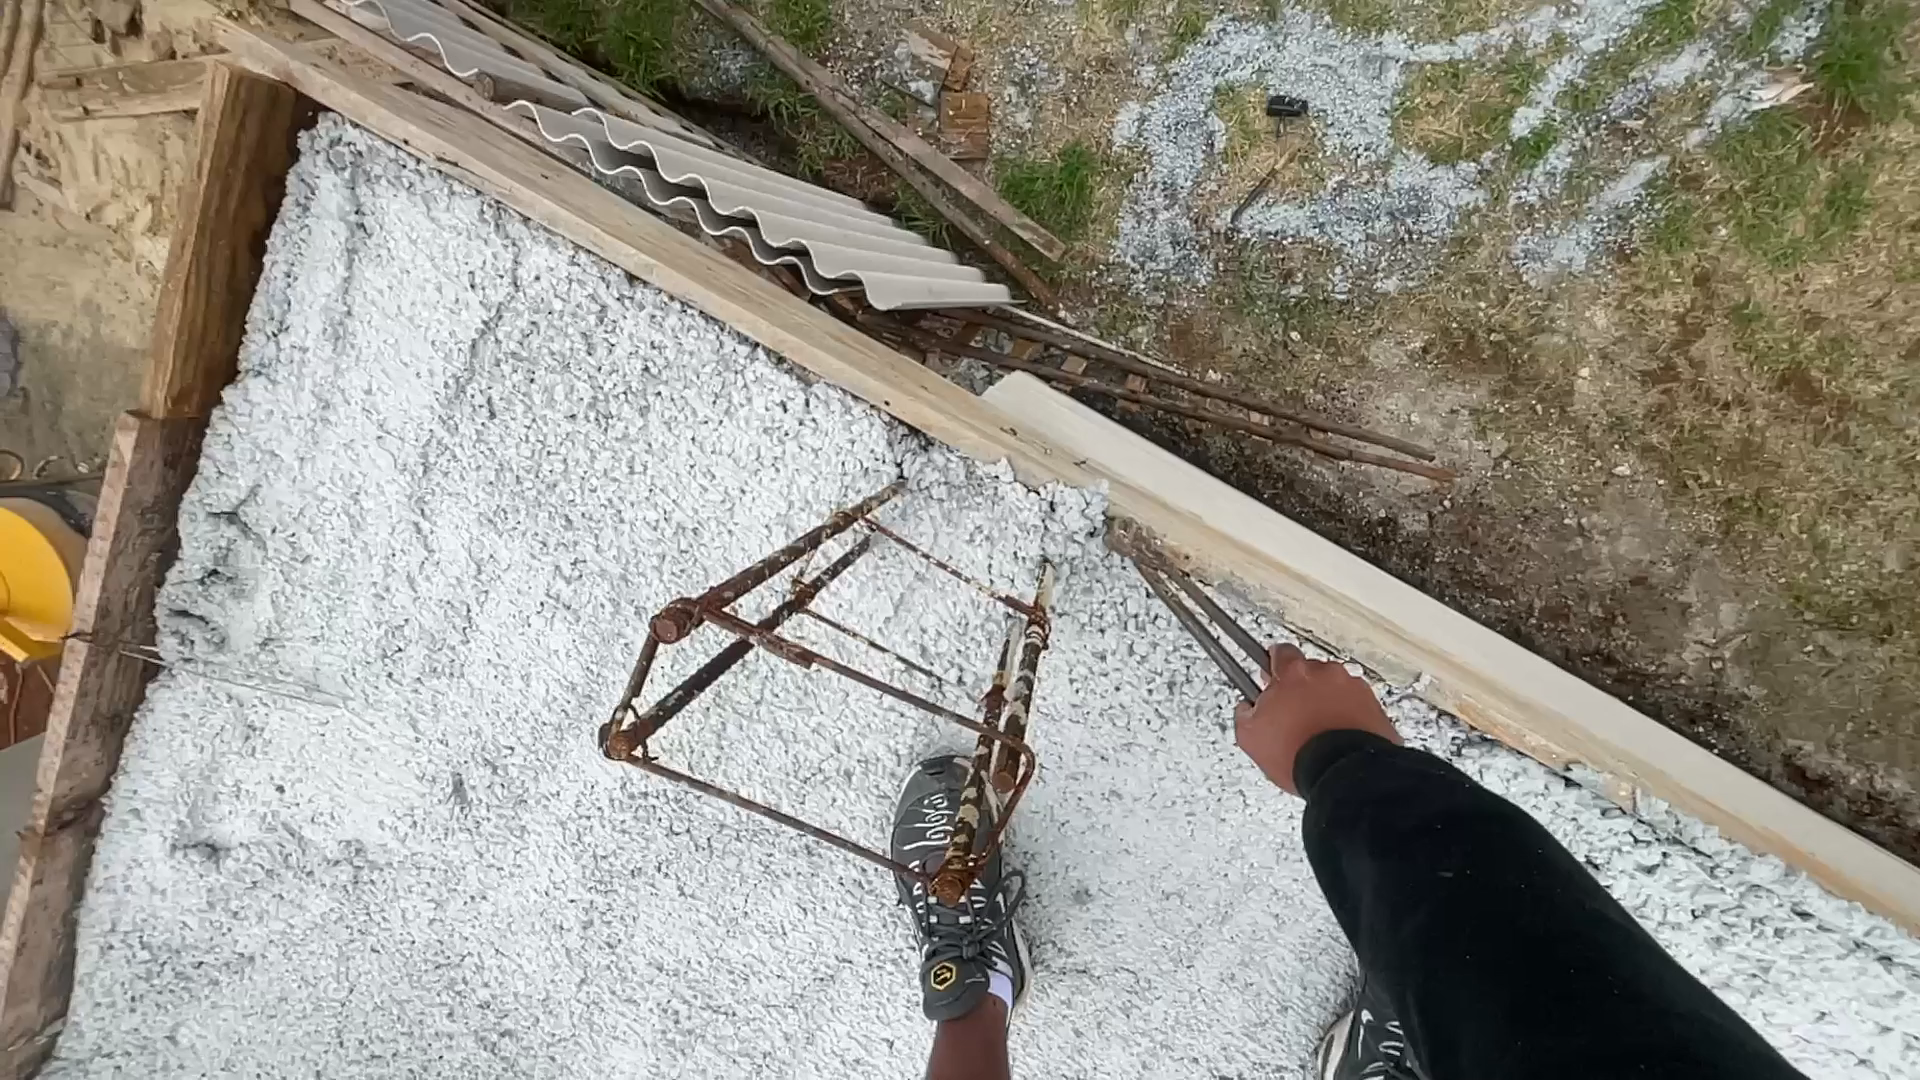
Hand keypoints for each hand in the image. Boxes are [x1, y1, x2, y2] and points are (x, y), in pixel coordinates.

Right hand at [1234, 643, 1400, 794]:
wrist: (1344, 775)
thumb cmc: (1299, 753)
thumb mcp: (1250, 736)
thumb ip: (1245, 712)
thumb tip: (1246, 707)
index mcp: (1293, 672)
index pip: (1280, 652)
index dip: (1274, 665)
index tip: (1270, 676)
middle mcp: (1326, 673)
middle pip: (1309, 671)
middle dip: (1301, 688)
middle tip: (1292, 712)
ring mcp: (1354, 689)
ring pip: (1334, 689)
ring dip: (1326, 702)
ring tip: (1318, 731)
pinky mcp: (1376, 709)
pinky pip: (1357, 707)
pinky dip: (1348, 717)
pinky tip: (1337, 739)